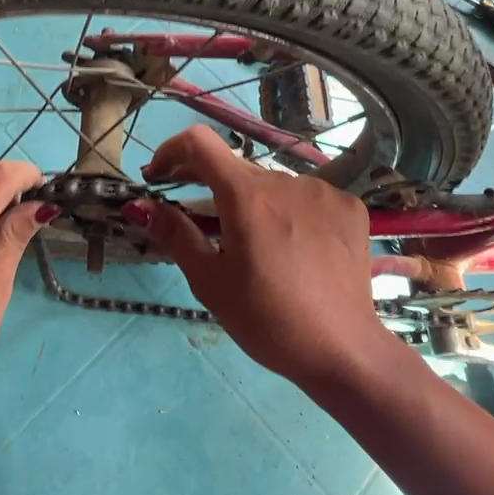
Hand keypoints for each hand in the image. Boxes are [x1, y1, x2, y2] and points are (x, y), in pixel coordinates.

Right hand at [137, 125, 390, 389]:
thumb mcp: (210, 282)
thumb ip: (176, 235)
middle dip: (210, 186)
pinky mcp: (349, 208)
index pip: (199, 143)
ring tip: (258, 249)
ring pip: (273, 186)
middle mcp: (285, 181)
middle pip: (236, 169)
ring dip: (255, 204)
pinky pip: (308, 199)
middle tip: (201, 222)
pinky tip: (297, 250)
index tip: (160, 176)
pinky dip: (292, 214)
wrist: (343, 351)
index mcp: (246, 195)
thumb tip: (144, 206)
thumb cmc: (267, 320)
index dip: (172, 151)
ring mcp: (323, 191)